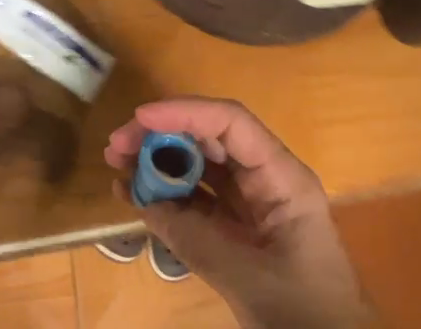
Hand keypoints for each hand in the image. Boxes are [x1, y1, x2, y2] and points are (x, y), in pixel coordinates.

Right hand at [105, 98, 375, 328]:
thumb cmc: (304, 311)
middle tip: (117, 144)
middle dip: (162, 134)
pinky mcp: (236, 228)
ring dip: (157, 161)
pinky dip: (164, 194)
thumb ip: (193, 236)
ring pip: (199, 165)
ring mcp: (250, 203)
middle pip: (209, 137)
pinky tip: (132, 194)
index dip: (185, 113)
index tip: (140, 119)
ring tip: (116, 164)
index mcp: (281, 177)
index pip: (231, 123)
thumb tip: (144, 200)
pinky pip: (197, 199)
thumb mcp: (246, 276)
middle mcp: (264, 178)